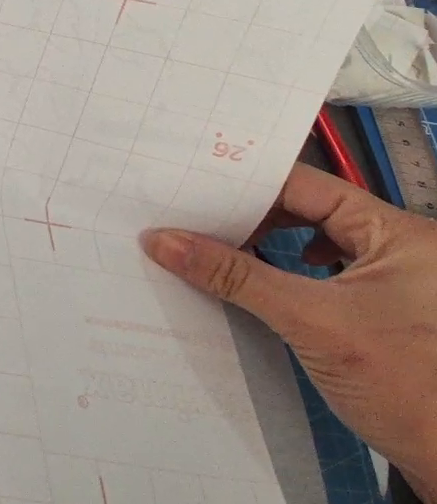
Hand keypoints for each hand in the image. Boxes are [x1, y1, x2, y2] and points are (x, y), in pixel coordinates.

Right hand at [144, 163, 436, 495]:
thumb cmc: (413, 387)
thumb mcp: (313, 323)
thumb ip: (234, 275)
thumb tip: (159, 239)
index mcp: (403, 235)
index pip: (303, 186)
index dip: (240, 184)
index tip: (181, 186)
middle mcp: (405, 249)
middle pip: (305, 210)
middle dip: (243, 215)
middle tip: (182, 217)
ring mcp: (399, 282)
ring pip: (311, 240)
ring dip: (258, 245)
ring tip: (205, 247)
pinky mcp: (387, 312)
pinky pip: (320, 272)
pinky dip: (280, 271)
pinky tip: (254, 282)